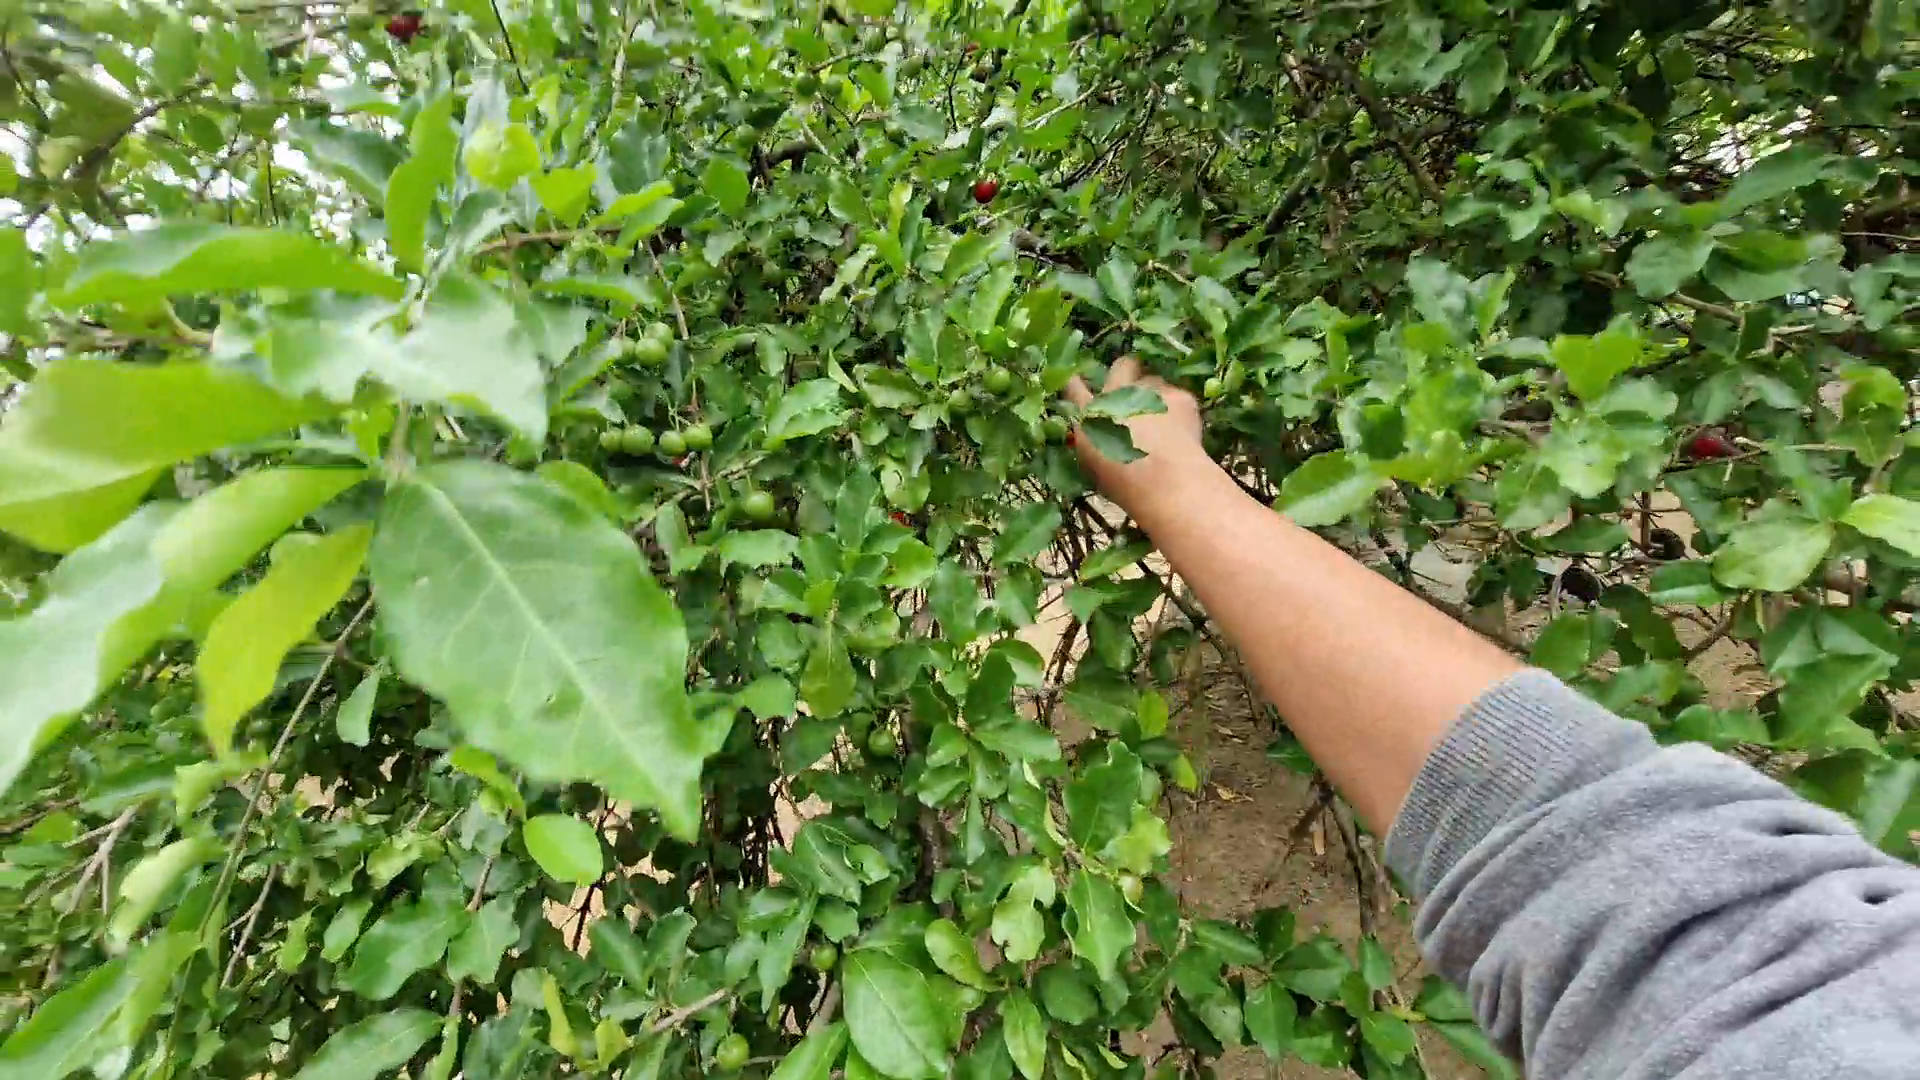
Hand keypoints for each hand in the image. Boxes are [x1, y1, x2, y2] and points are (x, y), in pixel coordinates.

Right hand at [1063, 356, 1206, 515]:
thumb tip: (1093, 435)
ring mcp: (1152, 390)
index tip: (1077, 382)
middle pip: (1124, 365)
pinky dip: (1178, 408)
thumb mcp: (1093, 464)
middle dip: (1128, 372)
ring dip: (1155, 394)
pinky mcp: (1180, 396)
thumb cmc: (1121, 481)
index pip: (1075, 388)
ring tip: (1163, 418)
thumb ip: (1092, 441)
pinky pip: (1177, 395)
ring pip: (1154, 381)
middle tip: (1133, 391)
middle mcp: (1120, 394)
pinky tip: (1181, 428)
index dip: (1076, 383)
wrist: (1162, 479)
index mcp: (1092, 414)